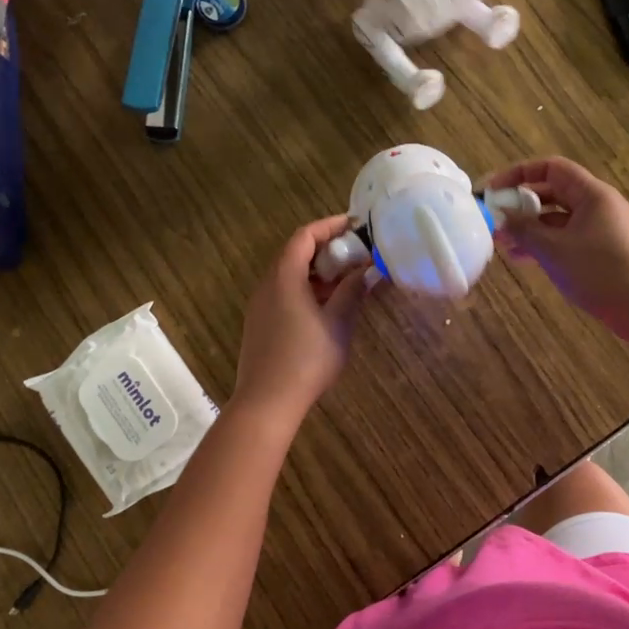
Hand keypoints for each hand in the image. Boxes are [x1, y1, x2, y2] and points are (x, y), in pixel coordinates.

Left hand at [232, 216, 371, 417]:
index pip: (304, 236)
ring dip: (318, 272)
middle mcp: (267, 284)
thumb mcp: (338, 324)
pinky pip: (284, 293)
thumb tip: (368, 270)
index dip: (330, 226)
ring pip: (290, 275)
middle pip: (295, 253)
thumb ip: (352, 292)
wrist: (267, 401)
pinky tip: (327, 306)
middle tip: (357, 254)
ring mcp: (260, 305)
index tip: (356, 226)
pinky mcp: (260, 323)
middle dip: (327, 249)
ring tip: (348, 280)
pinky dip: (307, 289)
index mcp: (284, 277)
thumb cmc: (306, 359)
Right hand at [483, 157, 628, 337]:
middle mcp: (600, 206)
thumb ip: (523, 229)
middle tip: (494, 222)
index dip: (517, 174)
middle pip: (553, 192)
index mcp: (592, 194)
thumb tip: (502, 216)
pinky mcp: (606, 252)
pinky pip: (569, 238)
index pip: (550, 168)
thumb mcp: (554, 250)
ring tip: (504, 246)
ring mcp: (604, 230)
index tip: (492, 191)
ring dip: (531, 228)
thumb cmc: (601, 273)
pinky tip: (526, 260)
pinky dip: (547, 244)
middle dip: (521, 205)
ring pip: (559, 219)